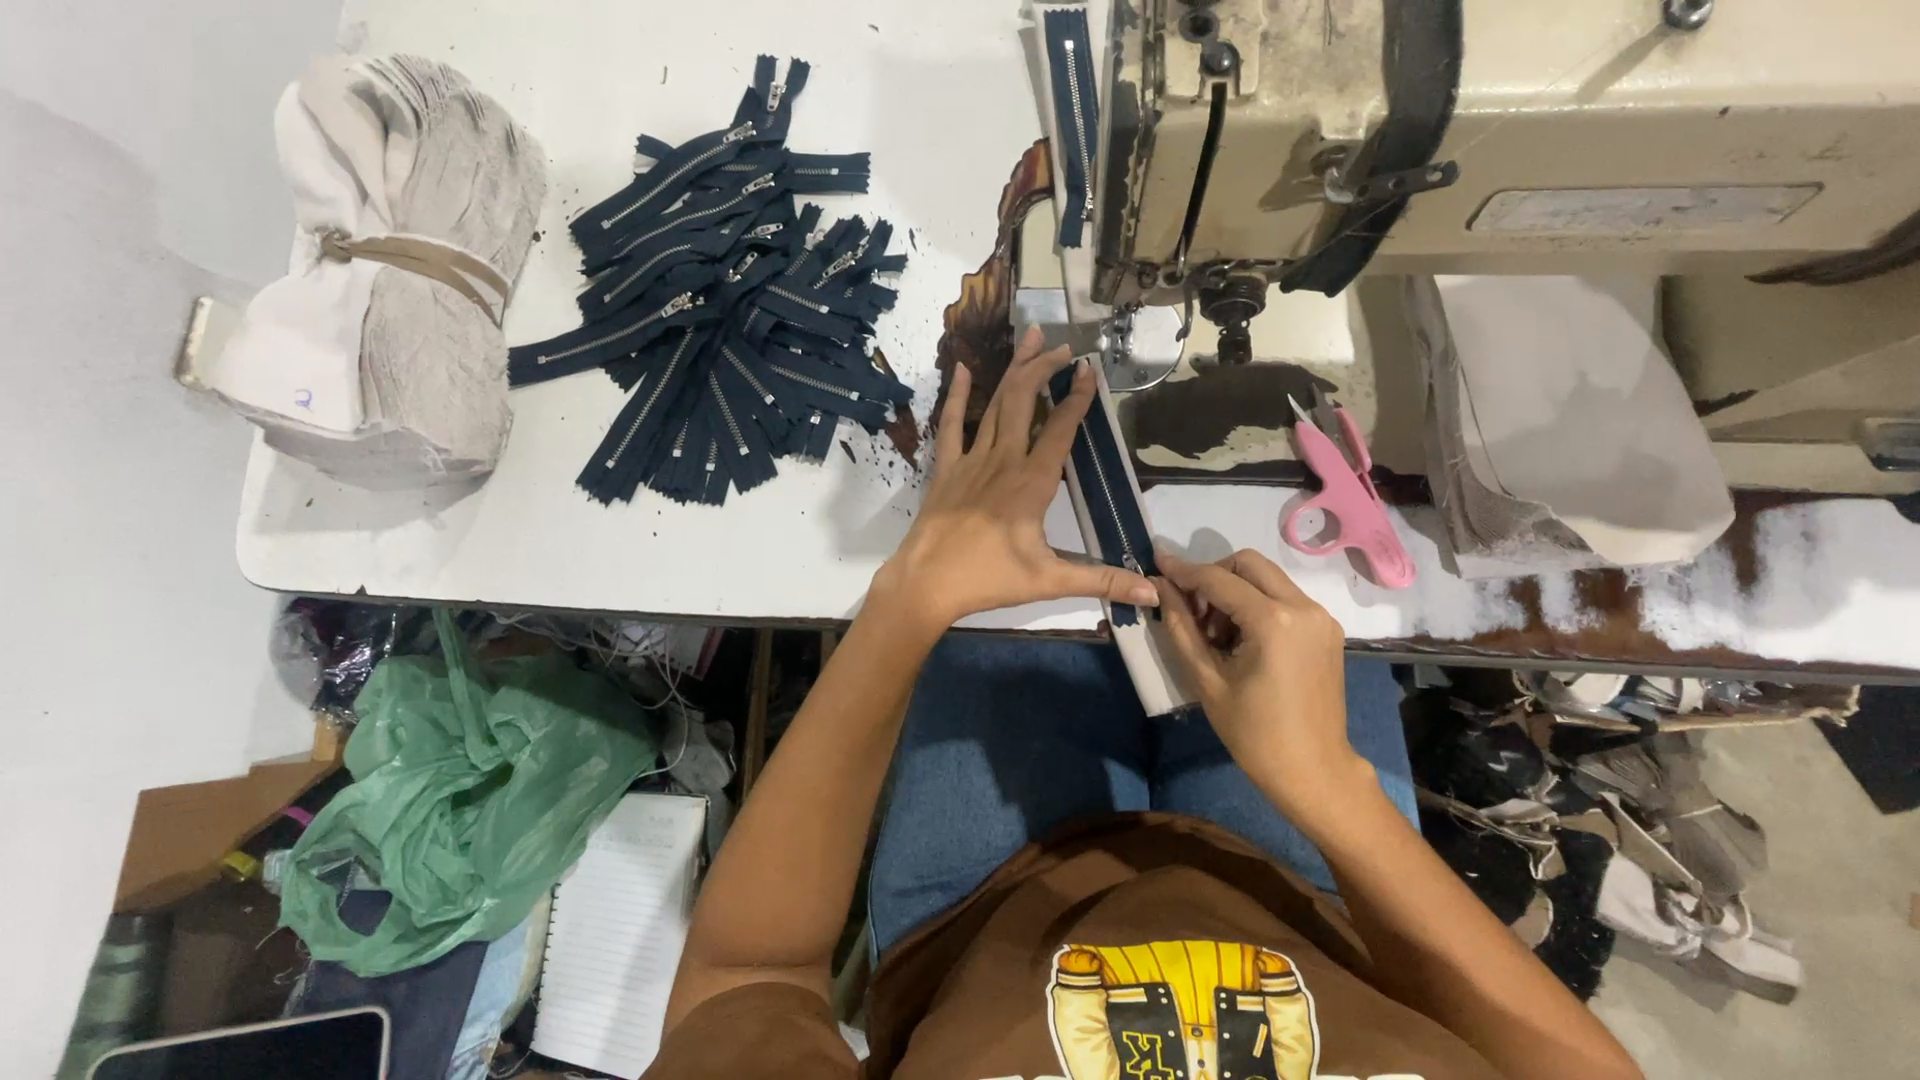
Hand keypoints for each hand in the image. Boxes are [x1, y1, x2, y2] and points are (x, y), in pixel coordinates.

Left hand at [870, 327, 1159, 633]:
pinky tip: (964, 369)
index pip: (1061, 430)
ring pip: (995, 405)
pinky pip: (951, 425)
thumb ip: (1103, 581)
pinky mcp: (945, 469)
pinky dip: (958, 395)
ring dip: (1014, 371)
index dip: (1078, 398)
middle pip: (1025, 402)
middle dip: (1044, 369)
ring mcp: (970, 461)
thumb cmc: (988, 581)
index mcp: (1031, 483)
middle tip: (1063, 348)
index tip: (1091, 370)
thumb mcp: (1050, 582)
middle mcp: (1002, 461)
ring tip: (1031, 340)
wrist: (925, 584)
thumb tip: (1153, 592)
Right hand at [1156, 549, 1371, 826]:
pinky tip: (1242, 640)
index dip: (1184, 571)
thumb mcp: (1206, 679)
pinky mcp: (1327, 629)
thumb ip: (1181, 626)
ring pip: (1267, 578)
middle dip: (1214, 575)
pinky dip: (1257, 604)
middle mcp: (1304, 608)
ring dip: (1235, 591)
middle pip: (1248, 563)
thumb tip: (1161, 586)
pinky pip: (1284, 598)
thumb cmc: (1253, 732)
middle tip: (1192, 609)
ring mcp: (1321, 617)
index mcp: (1274, 621)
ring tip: (1216, 634)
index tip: (1157, 564)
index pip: (1219, 579)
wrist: (1312, 769)